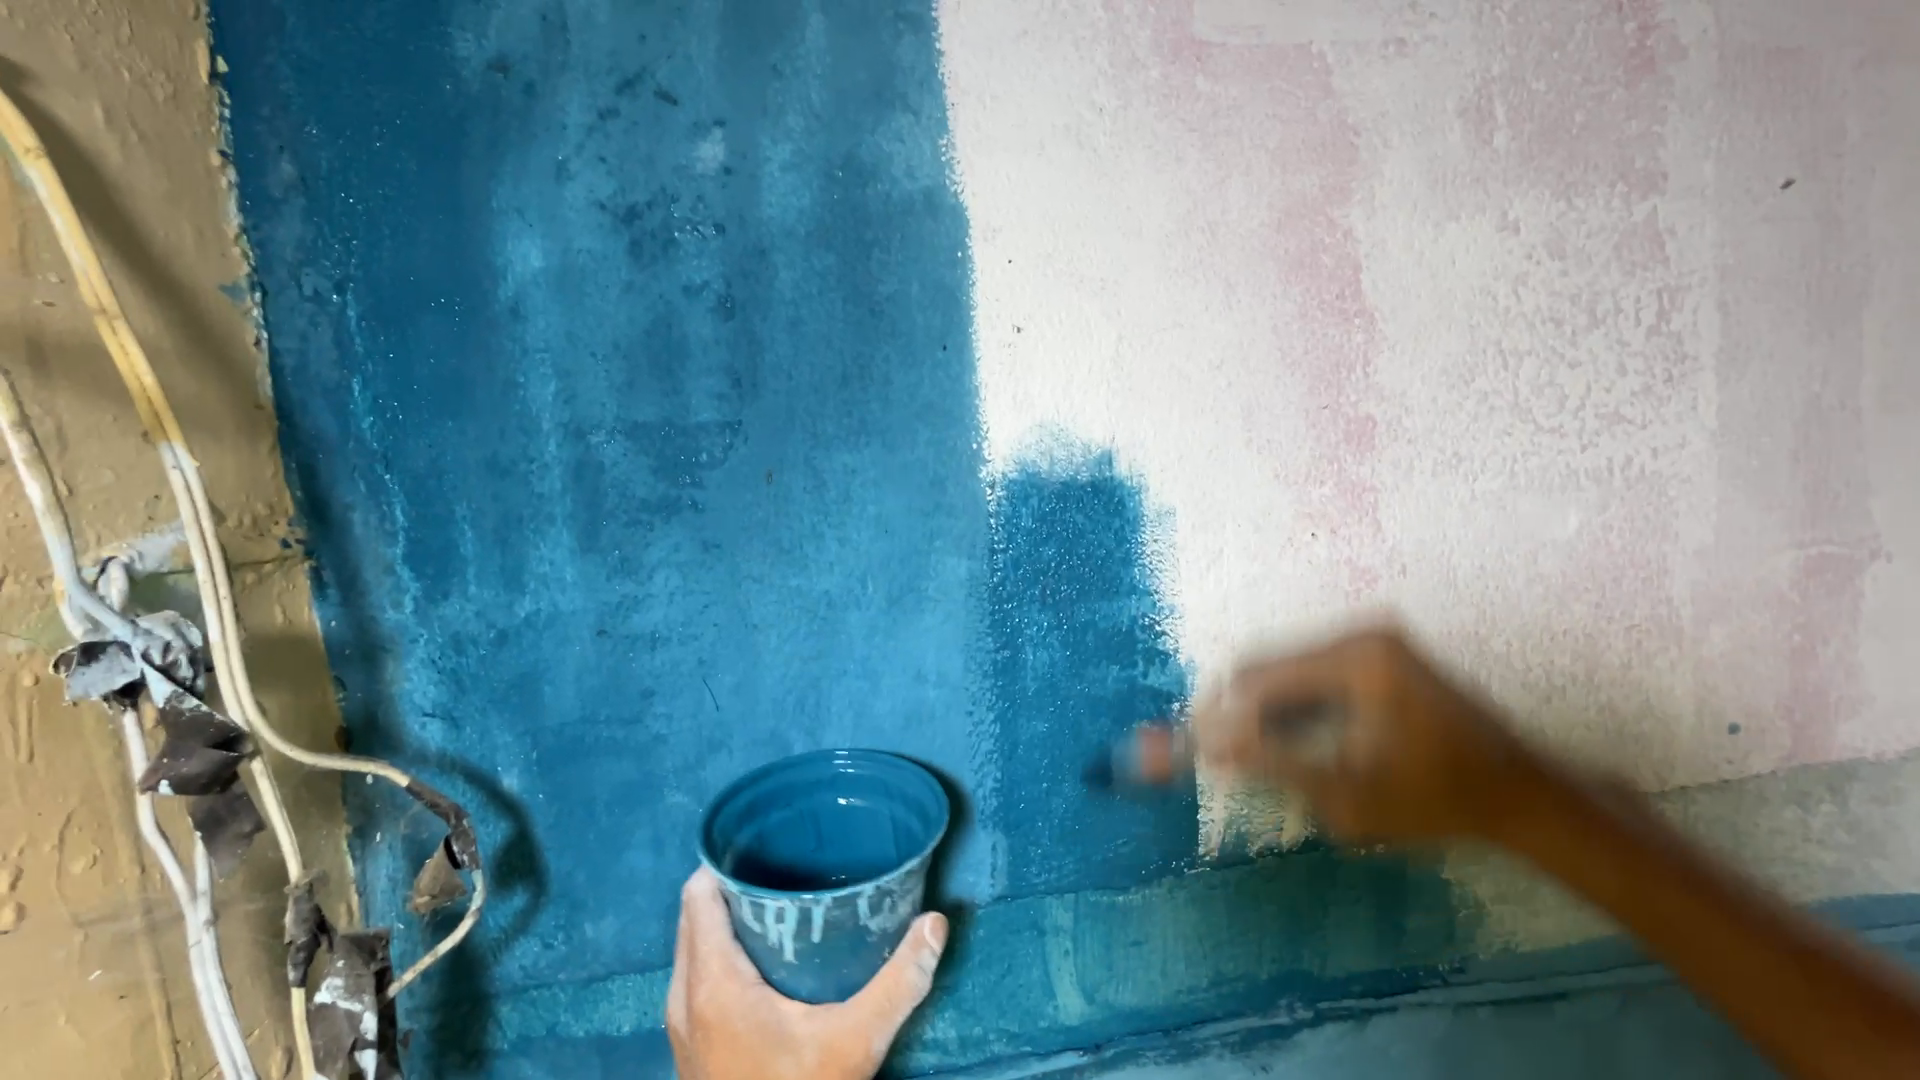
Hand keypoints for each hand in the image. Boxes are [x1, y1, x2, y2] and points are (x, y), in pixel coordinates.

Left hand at [667, 868, 948, 1079]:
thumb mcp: (855, 1043)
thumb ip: (898, 983)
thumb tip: (935, 924)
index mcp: (712, 981)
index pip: (698, 894)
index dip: (725, 860)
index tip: (766, 840)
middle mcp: (684, 992)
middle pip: (694, 913)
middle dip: (732, 882)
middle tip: (784, 865)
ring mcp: (680, 1019)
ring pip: (692, 943)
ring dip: (725, 916)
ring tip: (779, 900)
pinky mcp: (689, 1038)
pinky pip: (696, 970)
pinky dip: (720, 948)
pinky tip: (766, 955)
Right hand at [1191, 624, 1546, 845]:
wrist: (1519, 794)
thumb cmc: (1437, 801)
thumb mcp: (1347, 793)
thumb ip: (1272, 764)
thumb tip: (1207, 745)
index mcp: (1357, 661)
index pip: (1260, 677)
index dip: (1221, 712)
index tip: (1197, 746)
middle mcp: (1362, 635)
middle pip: (1270, 666)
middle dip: (1240, 710)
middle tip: (1223, 754)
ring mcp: (1374, 639)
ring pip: (1288, 669)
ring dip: (1266, 709)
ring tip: (1261, 754)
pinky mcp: (1379, 652)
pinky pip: (1313, 672)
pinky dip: (1294, 706)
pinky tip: (1295, 740)